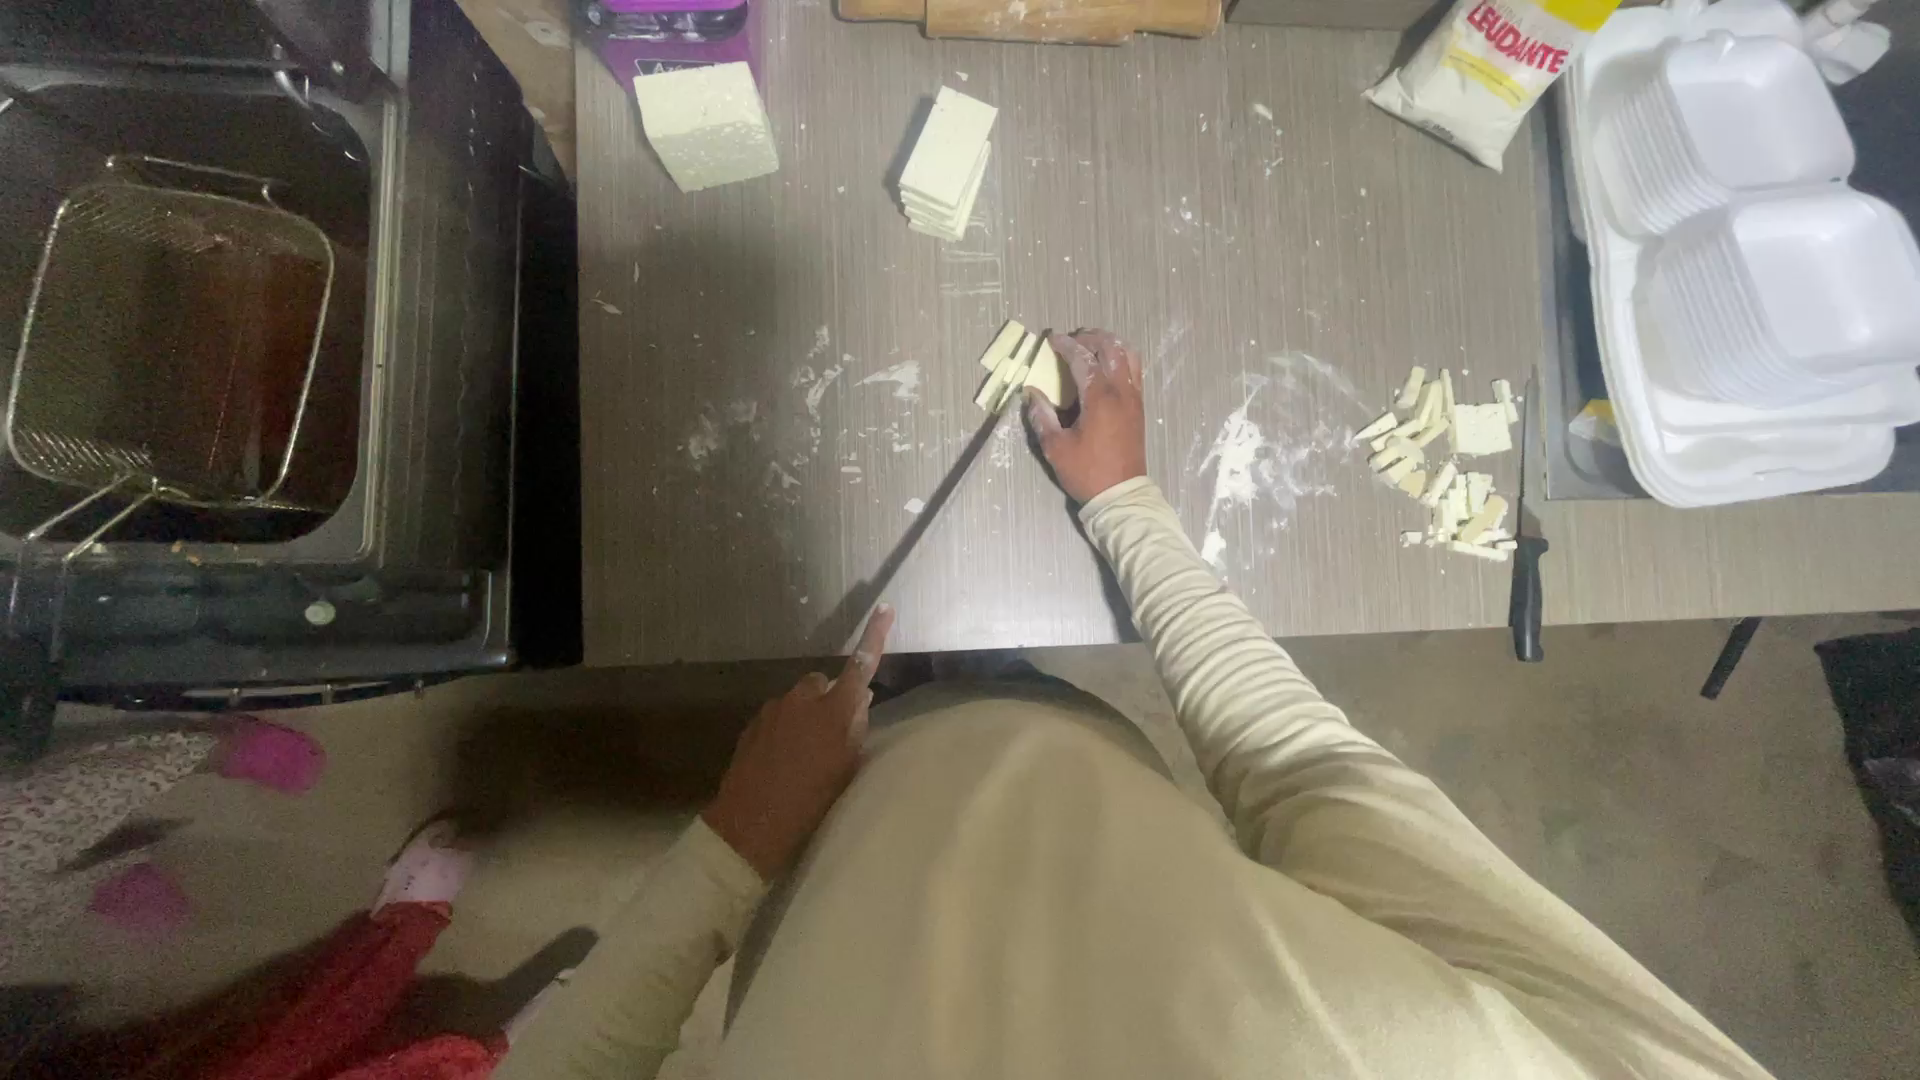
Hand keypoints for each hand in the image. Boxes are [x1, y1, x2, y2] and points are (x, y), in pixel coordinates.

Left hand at [702, 606, 895, 879]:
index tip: (884, 608)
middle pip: (823, 683)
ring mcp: (774, 709)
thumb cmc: (810, 800)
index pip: (861, 664)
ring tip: (805, 753)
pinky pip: (779, 715)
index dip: (875, 635)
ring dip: (806, 715)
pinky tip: (784, 759)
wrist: (750, 825)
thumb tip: (860, 699)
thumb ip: (856, 727)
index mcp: (834, 711)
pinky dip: (786, 727)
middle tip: (833, 734)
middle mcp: (803, 700)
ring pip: (799, 700)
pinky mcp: (754, 723)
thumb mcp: (845, 767)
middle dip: (830, 698)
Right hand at [1026, 329, 1146, 502]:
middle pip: (1111, 347)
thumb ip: (1041, 416)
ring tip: (1091, 347)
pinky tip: (1106, 368)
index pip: (1083, 358)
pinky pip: (1134, 371)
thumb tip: (1031, 394)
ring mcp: (1134, 398)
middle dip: (1091, 337)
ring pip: (1129, 355)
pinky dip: (1121, 359)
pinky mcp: (1139, 407)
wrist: (1120, 495)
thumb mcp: (1055, 447)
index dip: (1066, 345)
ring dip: (1110, 345)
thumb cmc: (1087, 472)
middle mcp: (1121, 391)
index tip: (1051, 339)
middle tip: (1072, 339)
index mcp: (1100, 398)